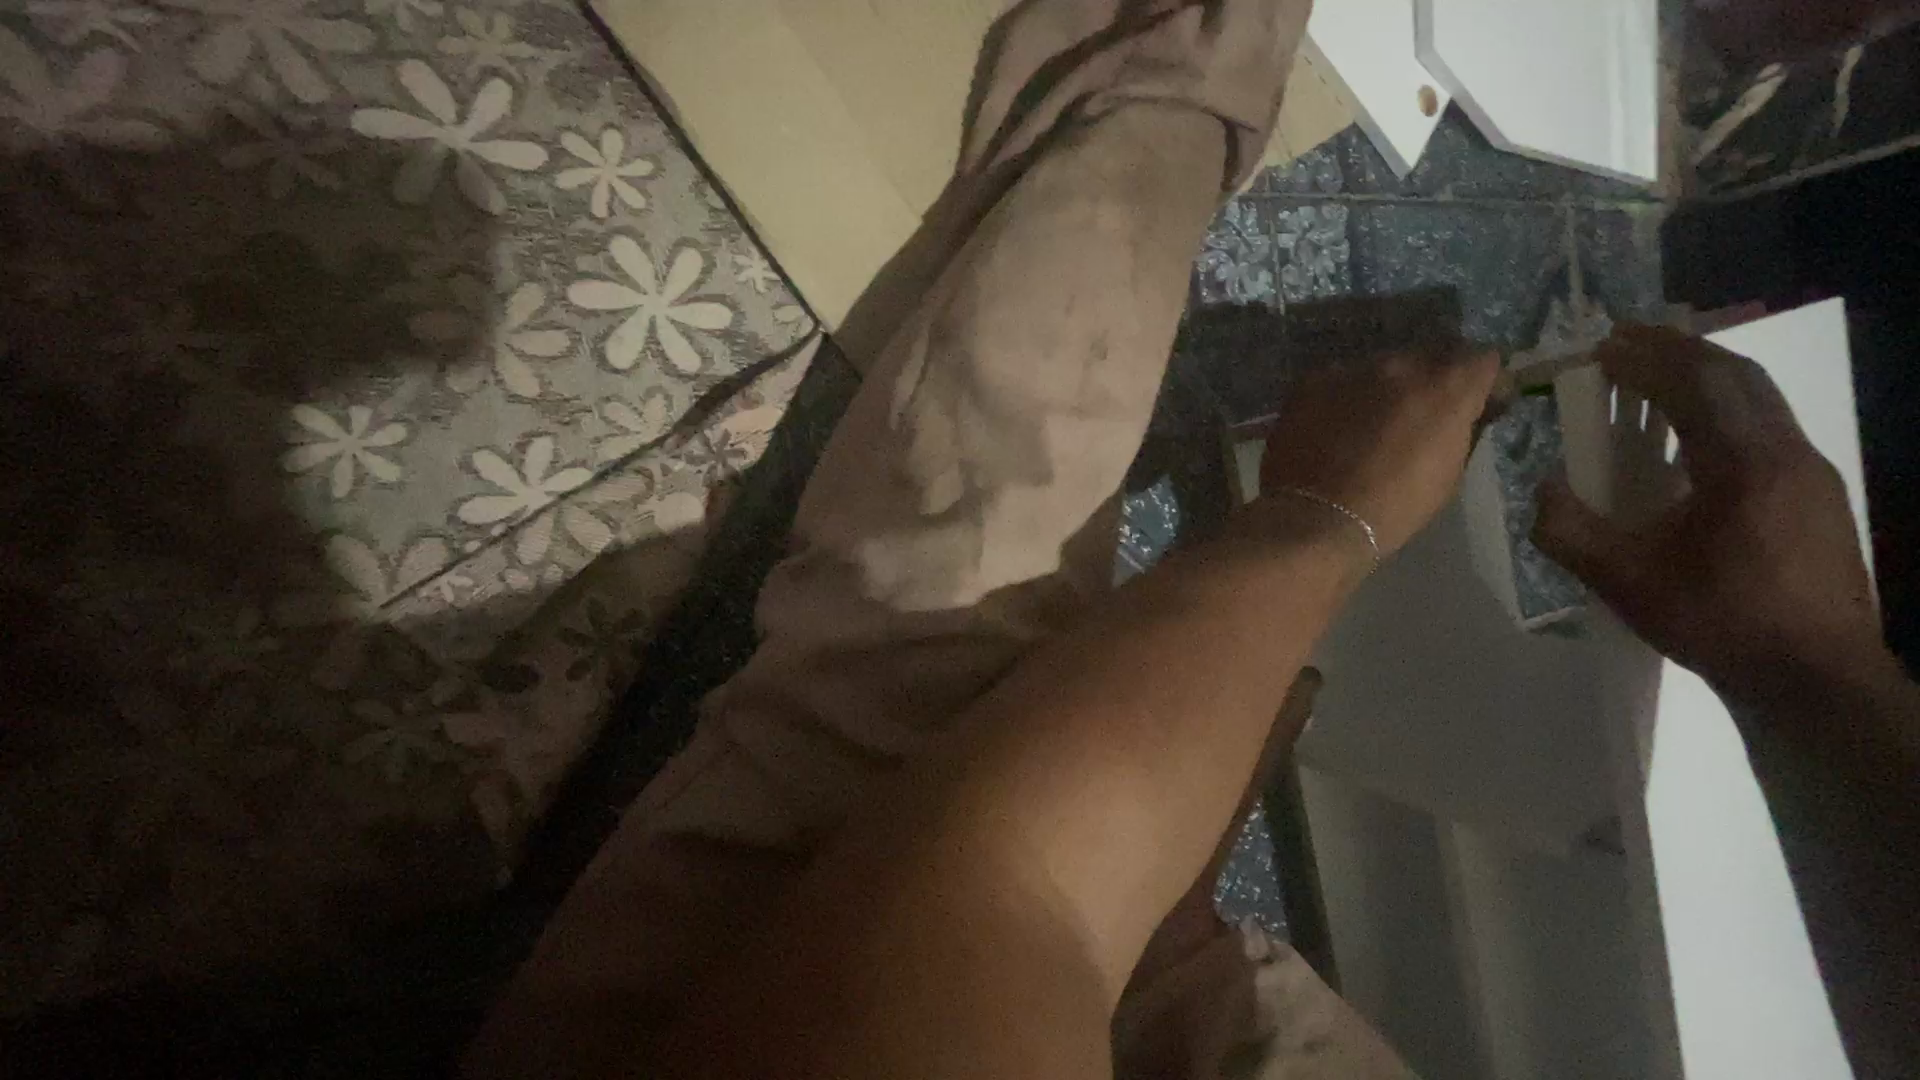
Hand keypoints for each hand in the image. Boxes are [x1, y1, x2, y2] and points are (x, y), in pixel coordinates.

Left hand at [1260, 344, 1499, 556]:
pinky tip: (1331, 427)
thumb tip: (1460, 413)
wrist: (1317, 517)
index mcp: (1447, 388)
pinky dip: (1340, 398)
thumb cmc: (1393, 507)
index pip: (1481, 359)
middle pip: (1426, 358)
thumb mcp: (1448, 472)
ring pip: (1377, 369)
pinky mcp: (1310, 383)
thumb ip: (1458, 429)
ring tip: (1368, 422)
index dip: (1480, 381)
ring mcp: (1351, 370)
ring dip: (1381, 389)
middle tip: (1416, 413)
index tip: (1476, 401)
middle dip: (1428, 381)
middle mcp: (1401, 367)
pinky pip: (1335, 382)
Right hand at [1532, 325, 1888, 701]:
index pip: (1695, 387)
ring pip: (1759, 397)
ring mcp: (1810, 472)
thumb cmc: (1713, 618)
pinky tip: (1691, 423)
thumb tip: (1541, 486)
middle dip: (1679, 350)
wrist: (1811, 673)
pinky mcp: (1814, 494)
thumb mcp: (1620, 578)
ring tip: (1654, 367)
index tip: (1598, 348)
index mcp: (1744, 465)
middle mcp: (1788, 454)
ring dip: (1705, 372)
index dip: (1644, 361)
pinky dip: (1723, 403)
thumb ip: (1567, 528)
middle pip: (1737, 377)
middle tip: (1625, 339)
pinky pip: (1766, 423)